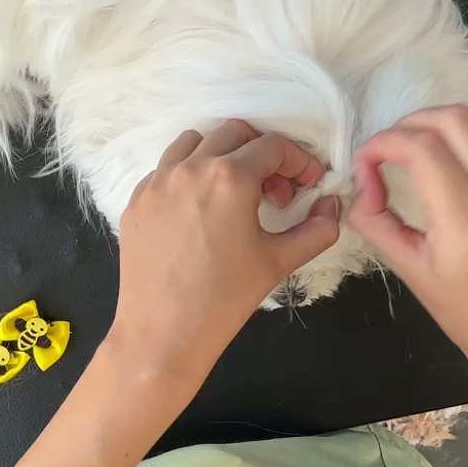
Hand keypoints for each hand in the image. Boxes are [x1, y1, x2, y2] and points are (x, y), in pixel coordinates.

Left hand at [107, 120, 339, 382]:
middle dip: (263, 154)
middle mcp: (189, 168)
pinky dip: (189, 175)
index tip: (309, 184)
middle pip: (234, 133)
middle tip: (275, 192)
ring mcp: (156, 183)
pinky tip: (200, 211)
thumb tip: (331, 208)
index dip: (300, 161)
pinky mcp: (136, 202)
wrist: (163, 333)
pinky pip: (166, 170)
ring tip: (235, 193)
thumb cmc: (224, 299)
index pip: (274, 147)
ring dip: (222, 155)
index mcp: (229, 177)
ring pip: (194, 142)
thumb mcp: (279, 262)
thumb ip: (317, 228)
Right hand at [348, 104, 467, 380]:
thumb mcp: (407, 269)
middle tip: (388, 148)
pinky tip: (456, 140)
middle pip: (453, 121)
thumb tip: (363, 181)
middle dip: (409, 124)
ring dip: (443, 117)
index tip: (365, 160)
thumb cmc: (461, 310)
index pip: (421, 150)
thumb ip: (374, 221)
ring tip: (419, 141)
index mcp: (465, 225)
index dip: (383, 143)